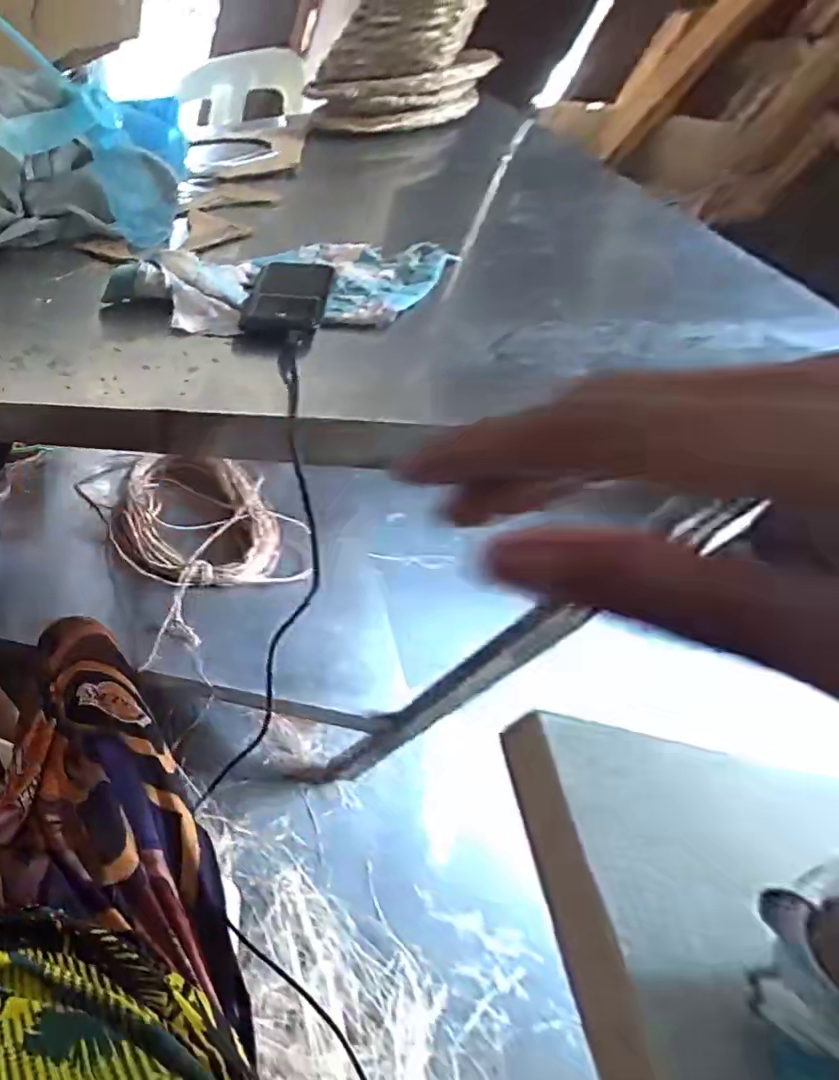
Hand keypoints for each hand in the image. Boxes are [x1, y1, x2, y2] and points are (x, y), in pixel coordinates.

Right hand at [396, 356, 838, 695]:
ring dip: (576, 444)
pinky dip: (647, 437)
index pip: (604, 427)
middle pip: (633, 400)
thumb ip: (665, 591)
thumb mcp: (835, 649)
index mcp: (824, 452)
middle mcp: (837, 399)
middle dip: (520, 450)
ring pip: (678, 394)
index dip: (488, 446)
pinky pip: (733, 400)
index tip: (408, 472)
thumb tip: (501, 554)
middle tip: (452, 502)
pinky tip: (630, 482)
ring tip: (517, 496)